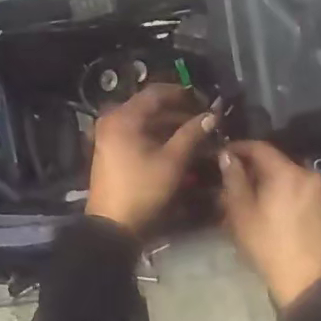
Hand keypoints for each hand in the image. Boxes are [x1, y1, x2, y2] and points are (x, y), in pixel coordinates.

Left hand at [85, 84, 215, 232]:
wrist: (112, 227)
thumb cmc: (143, 190)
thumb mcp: (172, 162)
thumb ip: (192, 134)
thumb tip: (211, 116)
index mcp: (124, 117)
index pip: (157, 93)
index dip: (184, 94)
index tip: (206, 102)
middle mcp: (113, 121)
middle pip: (151, 108)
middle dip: (180, 113)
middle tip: (204, 122)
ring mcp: (110, 137)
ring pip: (146, 123)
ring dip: (171, 127)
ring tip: (196, 137)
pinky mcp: (112, 153)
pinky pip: (139, 136)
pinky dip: (159, 139)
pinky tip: (178, 149)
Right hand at [217, 141, 320, 308]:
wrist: (303, 276)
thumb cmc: (267, 243)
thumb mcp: (242, 211)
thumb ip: (234, 179)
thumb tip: (226, 156)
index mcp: (286, 172)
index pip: (259, 148)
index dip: (238, 148)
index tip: (221, 154)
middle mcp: (305, 172)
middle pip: (273, 161)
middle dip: (250, 167)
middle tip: (229, 179)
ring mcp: (316, 187)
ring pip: (283, 174)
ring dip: (263, 179)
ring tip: (244, 195)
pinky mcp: (320, 202)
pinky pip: (294, 186)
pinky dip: (277, 189)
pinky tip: (264, 204)